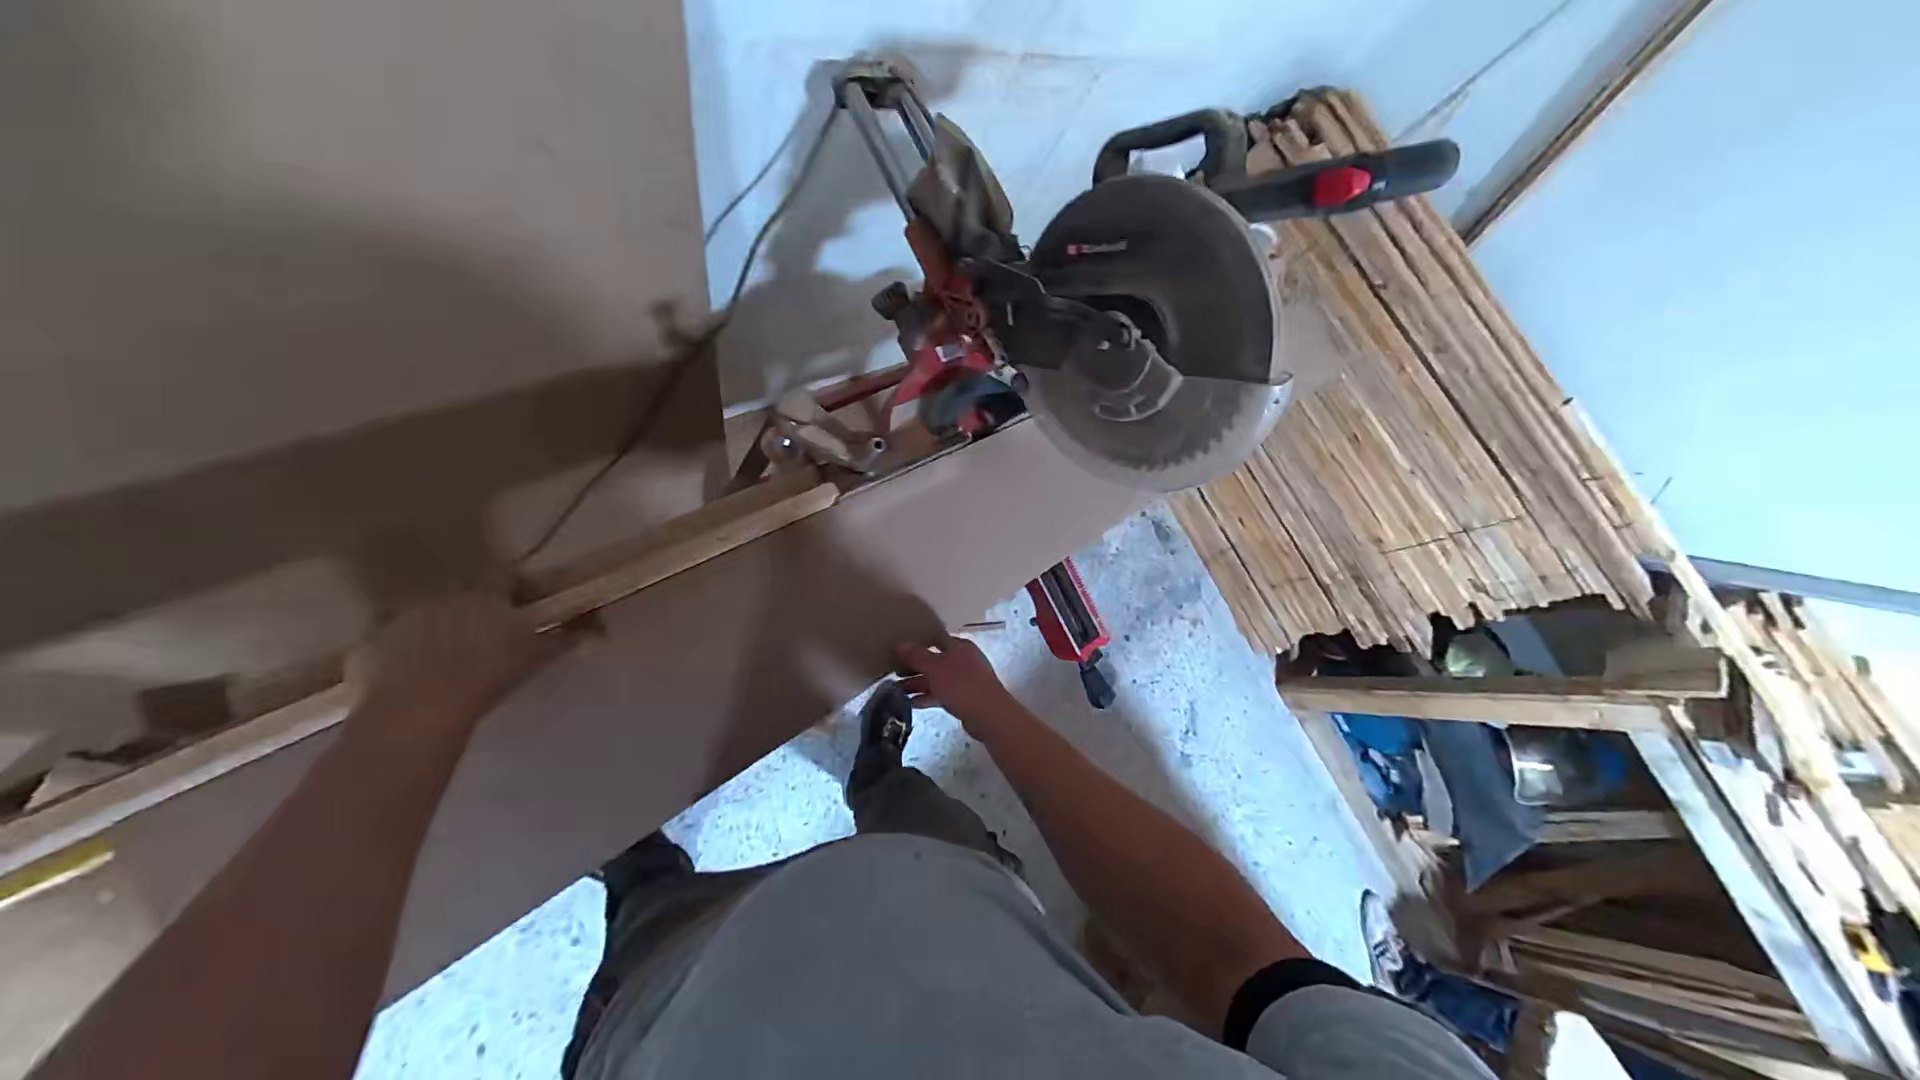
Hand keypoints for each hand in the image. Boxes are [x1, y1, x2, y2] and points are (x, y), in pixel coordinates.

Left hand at [347, 593, 576, 736]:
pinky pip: (386, 642)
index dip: (510, 591)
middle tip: (481, 637)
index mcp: (487, 597)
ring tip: (441, 660)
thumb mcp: (534, 659)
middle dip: (470, 608)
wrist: (418, 711)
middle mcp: (443, 597)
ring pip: (423, 614)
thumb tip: (596, 631)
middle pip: (461, 593)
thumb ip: (562, 640)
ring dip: (433, 628)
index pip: (503, 577)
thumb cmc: (487, 680)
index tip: (517, 609)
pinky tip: (406, 677)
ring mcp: (401, 618)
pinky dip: (397, 653)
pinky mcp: (369, 643)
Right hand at [895, 634, 1020, 734]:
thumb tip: (899, 644)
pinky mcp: (964, 698)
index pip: (936, 638)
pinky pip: (942, 694)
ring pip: (937, 678)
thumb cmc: (961, 684)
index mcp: (959, 646)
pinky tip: (912, 703)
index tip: (899, 651)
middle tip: (894, 672)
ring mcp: (965, 680)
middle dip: (914, 666)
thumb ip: (916, 656)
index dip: (918, 643)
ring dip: (918, 683)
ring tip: (897, 690)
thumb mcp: (935, 667)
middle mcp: (963, 660)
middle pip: (935, 660)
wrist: (988, 714)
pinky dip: (928, 697)